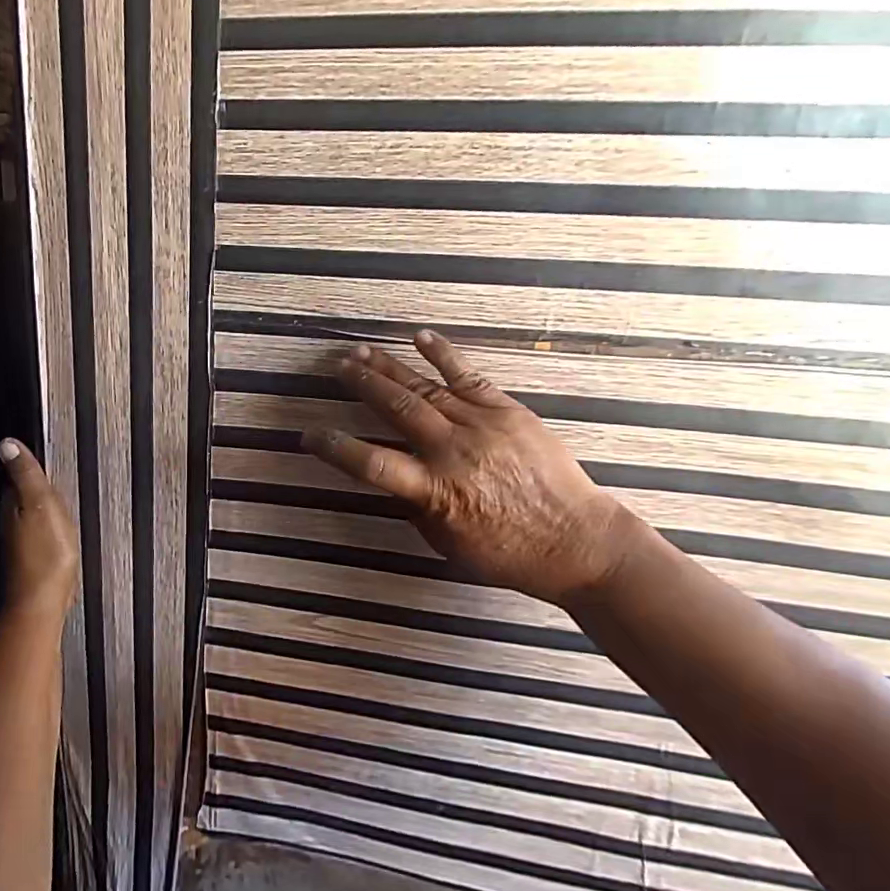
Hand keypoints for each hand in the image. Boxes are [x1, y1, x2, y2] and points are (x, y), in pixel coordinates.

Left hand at [0, 439, 79, 618]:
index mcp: (11, 501)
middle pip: (26, 493)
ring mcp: (17, 540)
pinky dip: (48, 530)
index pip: (21, 472)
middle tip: (61, 486)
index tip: (51, 464)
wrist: (41, 604)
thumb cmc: (45, 555)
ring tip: (63, 510)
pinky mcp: (28, 557)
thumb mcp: (42, 504)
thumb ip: (26, 473)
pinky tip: (60, 535)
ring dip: (46, 509)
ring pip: (32, 513)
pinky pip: (39, 533)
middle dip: (41, 488)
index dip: (37, 467)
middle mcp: (9, 519)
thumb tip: (6, 443)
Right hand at [301, 331, 632, 605]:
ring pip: (425, 389)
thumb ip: (416, 506)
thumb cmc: (510, 553)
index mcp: (434, 491)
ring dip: (389, 368)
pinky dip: (443, 356)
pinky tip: (420, 338)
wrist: (580, 542)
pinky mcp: (508, 413)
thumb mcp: (447, 541)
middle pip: (396, 408)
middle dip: (362, 384)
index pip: (370, 463)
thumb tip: (398, 480)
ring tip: (361, 352)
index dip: (334, 447)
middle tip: (336, 366)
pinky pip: (469, 378)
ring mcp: (482, 427)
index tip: (309, 435)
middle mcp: (453, 452)